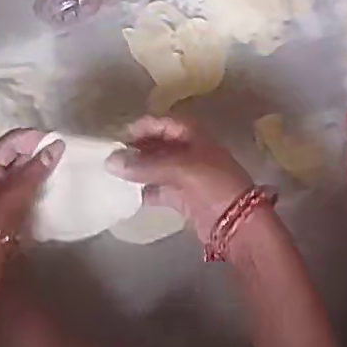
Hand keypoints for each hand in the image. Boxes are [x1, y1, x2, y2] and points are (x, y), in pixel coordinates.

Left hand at [0, 130, 60, 307]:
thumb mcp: (0, 214)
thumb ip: (29, 180)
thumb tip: (56, 146)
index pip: (10, 143)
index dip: (36, 139)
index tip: (66, 142)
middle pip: (18, 161)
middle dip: (43, 158)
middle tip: (75, 160)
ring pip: (25, 183)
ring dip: (45, 180)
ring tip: (73, 178)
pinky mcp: (5, 228)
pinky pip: (27, 205)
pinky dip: (42, 201)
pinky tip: (62, 203)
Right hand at [109, 116, 253, 241]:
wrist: (238, 224)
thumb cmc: (213, 183)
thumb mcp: (181, 168)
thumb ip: (146, 165)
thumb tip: (110, 162)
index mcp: (190, 133)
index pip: (159, 123)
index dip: (139, 128)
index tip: (115, 139)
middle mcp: (186, 149)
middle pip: (155, 144)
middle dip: (134, 150)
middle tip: (108, 158)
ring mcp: (183, 173)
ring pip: (154, 166)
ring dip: (136, 170)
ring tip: (111, 176)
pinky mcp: (180, 196)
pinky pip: (156, 188)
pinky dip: (142, 190)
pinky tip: (124, 195)